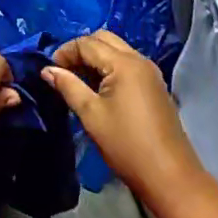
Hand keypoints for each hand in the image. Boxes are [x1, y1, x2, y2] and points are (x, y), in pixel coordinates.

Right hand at [42, 30, 201, 199]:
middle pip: (104, 39)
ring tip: (77, 80)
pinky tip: (98, 88)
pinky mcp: (154, 86)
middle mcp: (139, 60)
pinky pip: (126, 63)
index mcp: (124, 63)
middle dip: (80, 49)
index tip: (49, 69)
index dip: (65, 52)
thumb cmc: (127, 145)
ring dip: (95, 58)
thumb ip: (68, 86)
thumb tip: (47, 70)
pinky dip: (109, 67)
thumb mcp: (91, 115)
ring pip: (116, 49)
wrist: (170, 178)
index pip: (87, 43)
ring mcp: (150, 72)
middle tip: (63, 70)